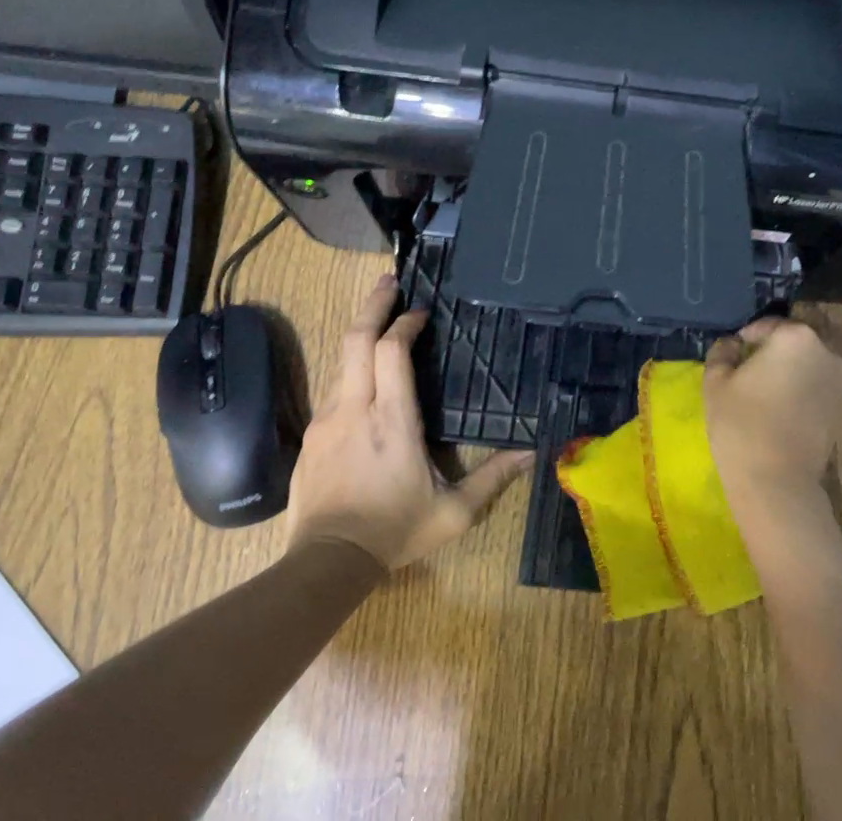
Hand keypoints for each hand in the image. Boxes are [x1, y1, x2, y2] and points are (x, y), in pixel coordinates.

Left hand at [285, 275, 531, 569]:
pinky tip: (362, 380)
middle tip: (388, 281)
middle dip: (373, 305)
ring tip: (377, 321)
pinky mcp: (311, 436)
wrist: (327, 560)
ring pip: (340, 362)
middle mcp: (355, 409)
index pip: (392, 352)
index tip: (421, 313)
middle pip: (357, 339)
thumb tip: (530, 454)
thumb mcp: (454, 510)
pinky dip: (350, 371)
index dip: (405, 324)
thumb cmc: (396, 531)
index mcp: (393, 420)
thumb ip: (492, 477)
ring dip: (359, 336)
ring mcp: (326, 421)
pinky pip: (332, 390)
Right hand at [702, 318, 841, 505]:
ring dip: (789, 374)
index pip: (768, 326)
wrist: (777, 481)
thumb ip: (722, 353)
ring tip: (765, 397)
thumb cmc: (741, 425)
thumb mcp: (716, 384)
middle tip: (747, 375)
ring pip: (807, 368)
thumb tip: (730, 344)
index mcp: (796, 338)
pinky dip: (802, 394)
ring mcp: (839, 383)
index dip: (747, 338)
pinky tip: (782, 414)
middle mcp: (826, 353)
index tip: (733, 355)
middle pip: (793, 344)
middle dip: (772, 354)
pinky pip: (818, 390)